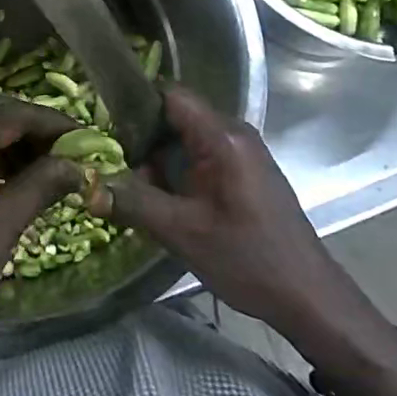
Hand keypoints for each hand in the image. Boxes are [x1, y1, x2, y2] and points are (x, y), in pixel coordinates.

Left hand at [0, 97, 83, 322]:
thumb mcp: (1, 223)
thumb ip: (40, 186)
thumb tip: (78, 165)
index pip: (13, 115)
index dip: (53, 123)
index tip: (87, 138)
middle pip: (0, 116)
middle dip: (38, 130)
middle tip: (73, 150)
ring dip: (23, 145)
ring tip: (56, 168)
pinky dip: (5, 161)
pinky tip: (26, 181)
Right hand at [91, 85, 396, 395]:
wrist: (310, 299)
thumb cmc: (248, 260)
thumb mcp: (182, 232)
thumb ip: (132, 202)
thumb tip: (87, 185)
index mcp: (223, 138)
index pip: (171, 95)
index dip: (135, 103)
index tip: (103, 124)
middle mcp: (235, 134)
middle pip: (176, 116)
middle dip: (141, 137)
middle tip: (109, 161)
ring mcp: (243, 153)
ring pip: (186, 138)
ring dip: (158, 158)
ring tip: (130, 183)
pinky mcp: (245, 172)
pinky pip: (201, 156)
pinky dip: (177, 170)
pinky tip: (160, 198)